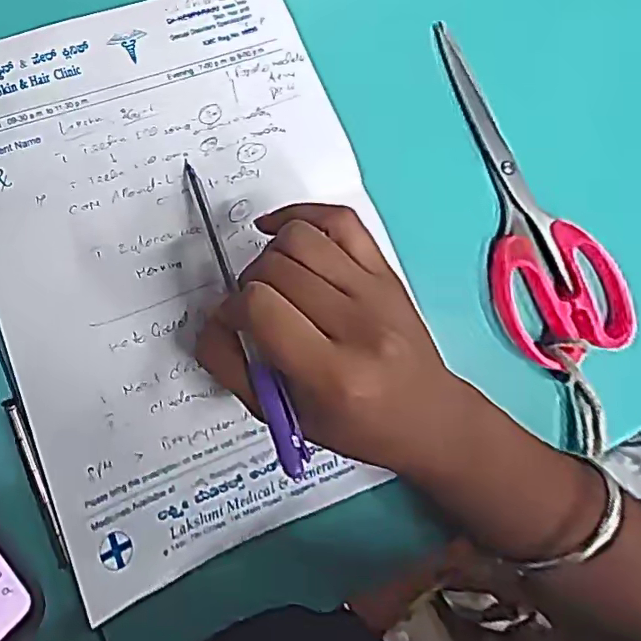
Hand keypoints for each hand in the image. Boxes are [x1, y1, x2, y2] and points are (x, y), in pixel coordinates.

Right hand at [195, 203, 493, 479]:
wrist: (428, 418)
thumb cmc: (354, 424)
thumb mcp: (283, 415)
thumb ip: (231, 367)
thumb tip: (212, 321)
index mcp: (333, 372)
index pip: (260, 306)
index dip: (231, 309)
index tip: (232, 322)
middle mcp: (360, 326)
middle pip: (274, 268)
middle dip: (247, 285)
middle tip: (252, 309)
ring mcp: (377, 292)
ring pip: (299, 239)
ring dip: (268, 254)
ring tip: (270, 280)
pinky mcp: (386, 271)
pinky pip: (338, 220)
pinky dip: (300, 216)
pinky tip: (279, 231)